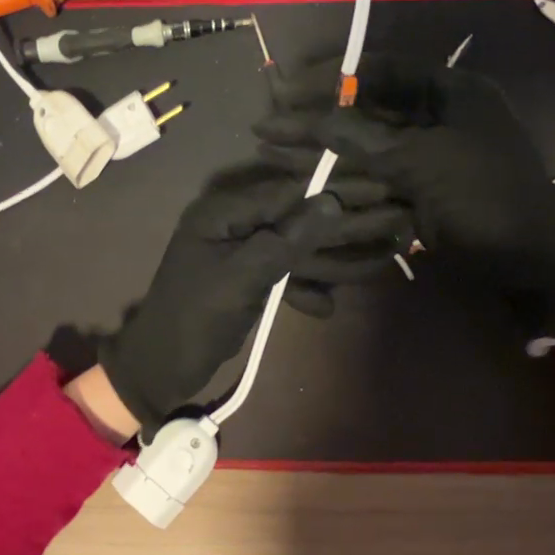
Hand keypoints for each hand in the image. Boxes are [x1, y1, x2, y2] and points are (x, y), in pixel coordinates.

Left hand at [99, 162, 410, 437]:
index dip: (334, 190)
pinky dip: (304, 289)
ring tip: (380, 261)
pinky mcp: (246, 281)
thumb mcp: (243, 276)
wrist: (162, 367)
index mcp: (224, 213)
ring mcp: (240, 254)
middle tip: (392, 221)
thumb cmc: (196, 317)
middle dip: (341, 227)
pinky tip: (327, 306)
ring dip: (331, 261)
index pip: (288, 192)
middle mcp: (234, 225)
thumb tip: (330, 202)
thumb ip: (286, 239)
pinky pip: (283, 276)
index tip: (379, 188)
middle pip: (297, 220)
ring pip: (295, 251)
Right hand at [256, 54, 554, 350]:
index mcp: (451, 92)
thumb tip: (312, 120)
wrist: (533, 263)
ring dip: (327, 148)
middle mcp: (438, 115)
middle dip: (321, 117)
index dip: (331, 78)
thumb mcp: (424, 163)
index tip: (288, 90)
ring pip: (368, 143)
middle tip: (273, 126)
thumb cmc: (486, 199)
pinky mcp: (423, 189)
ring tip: (277, 151)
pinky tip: (310, 179)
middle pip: (368, 107)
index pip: (380, 69)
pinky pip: (377, 174)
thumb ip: (365, 139)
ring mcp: (431, 154)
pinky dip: (346, 176)